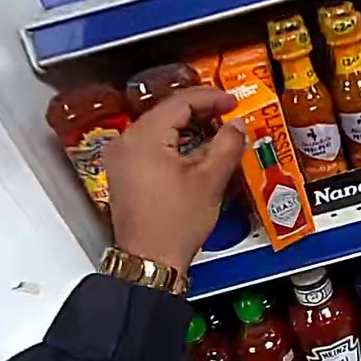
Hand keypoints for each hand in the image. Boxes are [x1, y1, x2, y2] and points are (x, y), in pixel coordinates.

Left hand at [104, 87, 244, 271]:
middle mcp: (126, 142)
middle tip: (229, 113)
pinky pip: (153, 146)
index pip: (180, 103)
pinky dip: (177, 143)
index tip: (234, 101)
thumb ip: (227, 145)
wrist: (150, 261)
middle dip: (201, 111)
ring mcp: (122, 159)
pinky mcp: (125, 174)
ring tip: (219, 130)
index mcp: (144, 137)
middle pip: (167, 113)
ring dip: (190, 127)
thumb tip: (238, 125)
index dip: (211, 98)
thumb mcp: (210, 180)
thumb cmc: (178, 221)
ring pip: (160, 129)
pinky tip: (198, 151)